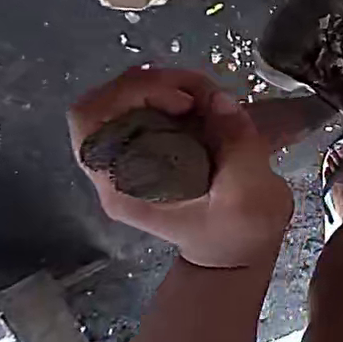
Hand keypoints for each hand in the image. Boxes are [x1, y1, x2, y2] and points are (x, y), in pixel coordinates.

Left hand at [69, 67, 293, 268]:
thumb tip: (220, 99)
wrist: (237, 258)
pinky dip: (179, 95)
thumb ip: (239, 147)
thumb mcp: (249, 196)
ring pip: (129, 99)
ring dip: (170, 86)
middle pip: (107, 100)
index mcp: (124, 185)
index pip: (93, 118)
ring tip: (210, 97)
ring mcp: (134, 157)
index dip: (134, 94)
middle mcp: (117, 167)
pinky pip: (152, 108)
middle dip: (157, 83)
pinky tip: (206, 104)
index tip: (186, 102)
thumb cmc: (240, 234)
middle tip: (204, 91)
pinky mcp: (155, 150)